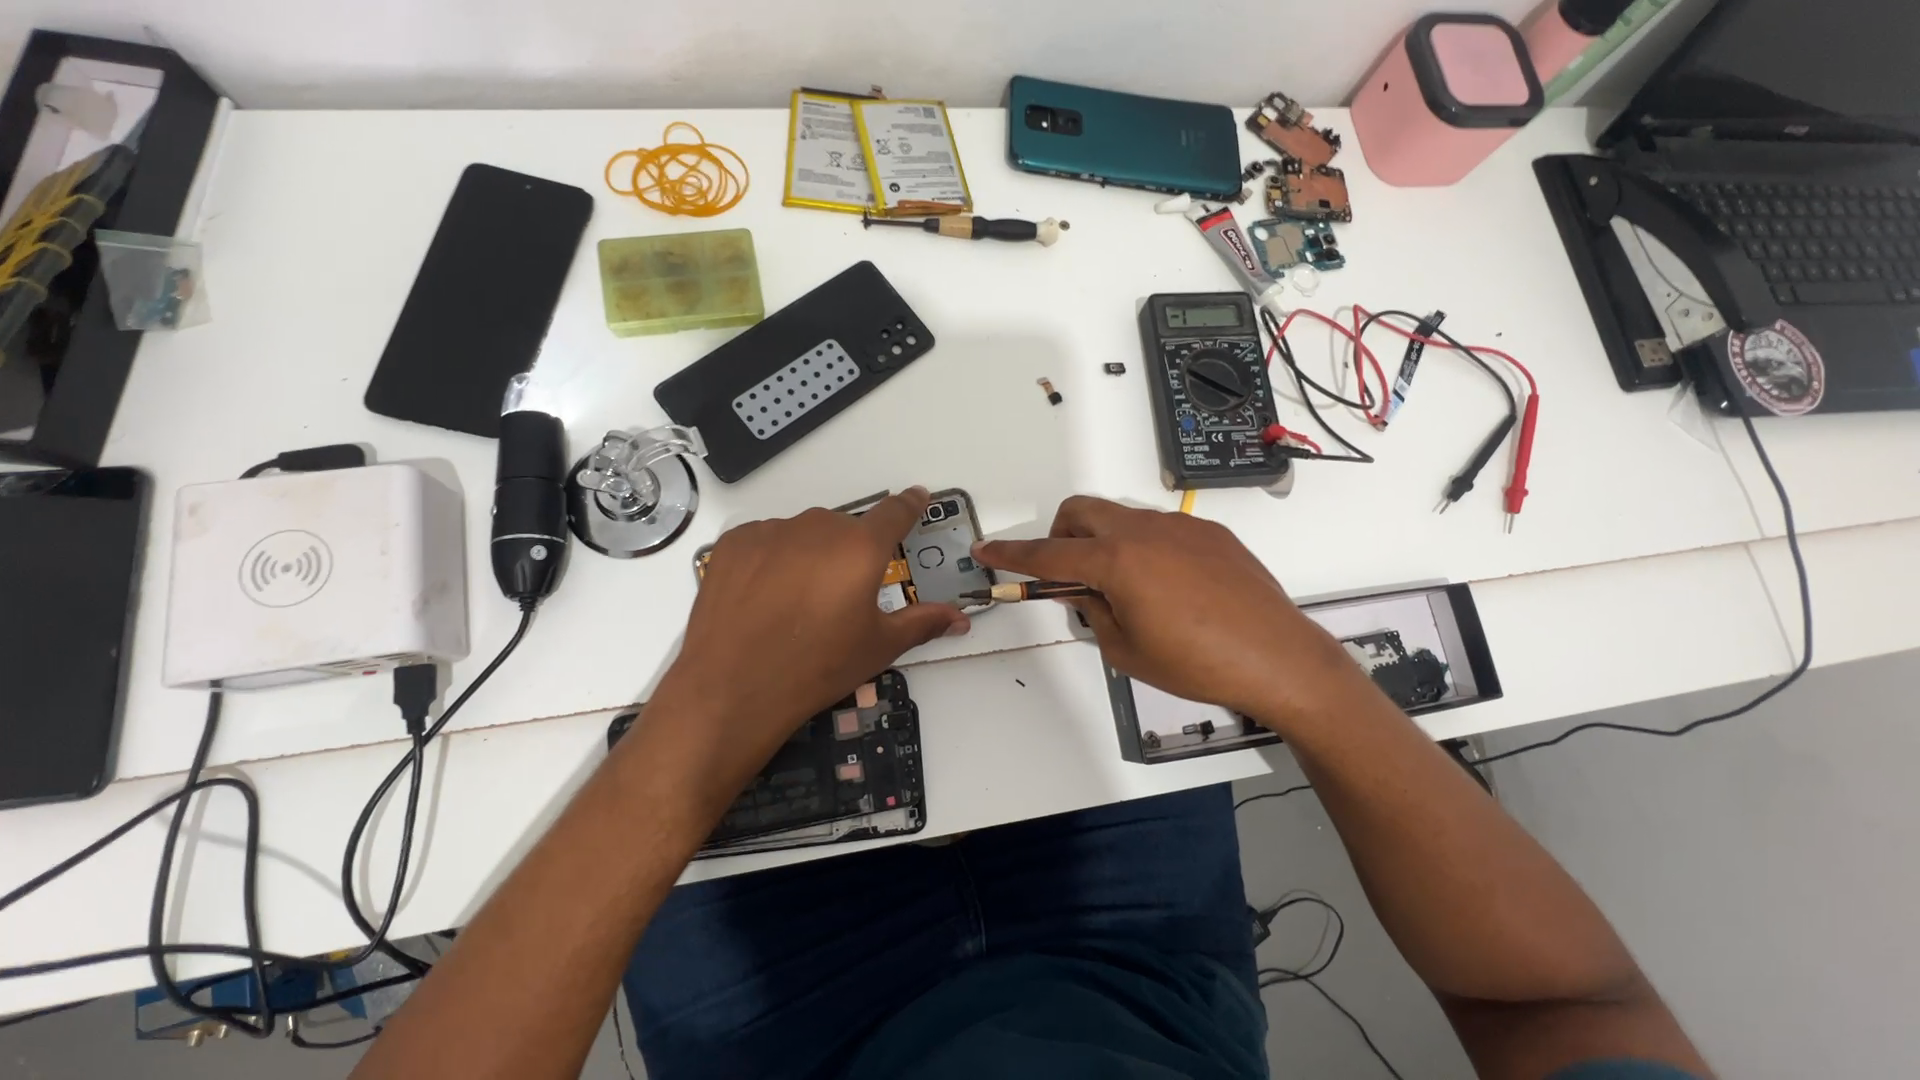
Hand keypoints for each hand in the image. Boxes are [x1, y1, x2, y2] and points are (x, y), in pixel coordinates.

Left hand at [640, 487, 967, 794]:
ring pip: (802, 533)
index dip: (909, 505)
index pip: (895, 513)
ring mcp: (770, 531)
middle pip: (844, 528)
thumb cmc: (817, 668)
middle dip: (848, 553)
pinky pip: (763, 540)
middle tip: (839, 596)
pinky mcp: (732, 544)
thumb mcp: (878, 647)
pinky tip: (762, 597)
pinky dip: (770, 559)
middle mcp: (818, 527)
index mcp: (861, 548)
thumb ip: (922, 623)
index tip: (916, 497)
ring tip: (795, 602)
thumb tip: (961, 619)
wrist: (732, 689)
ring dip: (808, 555)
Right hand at [973, 496, 1355, 727]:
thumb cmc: (1196, 663)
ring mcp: (1181, 526)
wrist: (1277, 657)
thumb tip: (1080, 592)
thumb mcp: (1127, 650)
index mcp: (1117, 561)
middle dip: (1061, 534)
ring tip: (1127, 589)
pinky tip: (1170, 588)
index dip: (1012, 555)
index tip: (986, 550)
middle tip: (1068, 574)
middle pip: (1082, 510)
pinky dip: (1145, 547)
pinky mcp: (1211, 533)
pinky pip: (1161, 528)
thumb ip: (1093, 612)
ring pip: (1122, 516)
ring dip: (1105, 540)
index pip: (1049, 554)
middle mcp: (1145, 530)